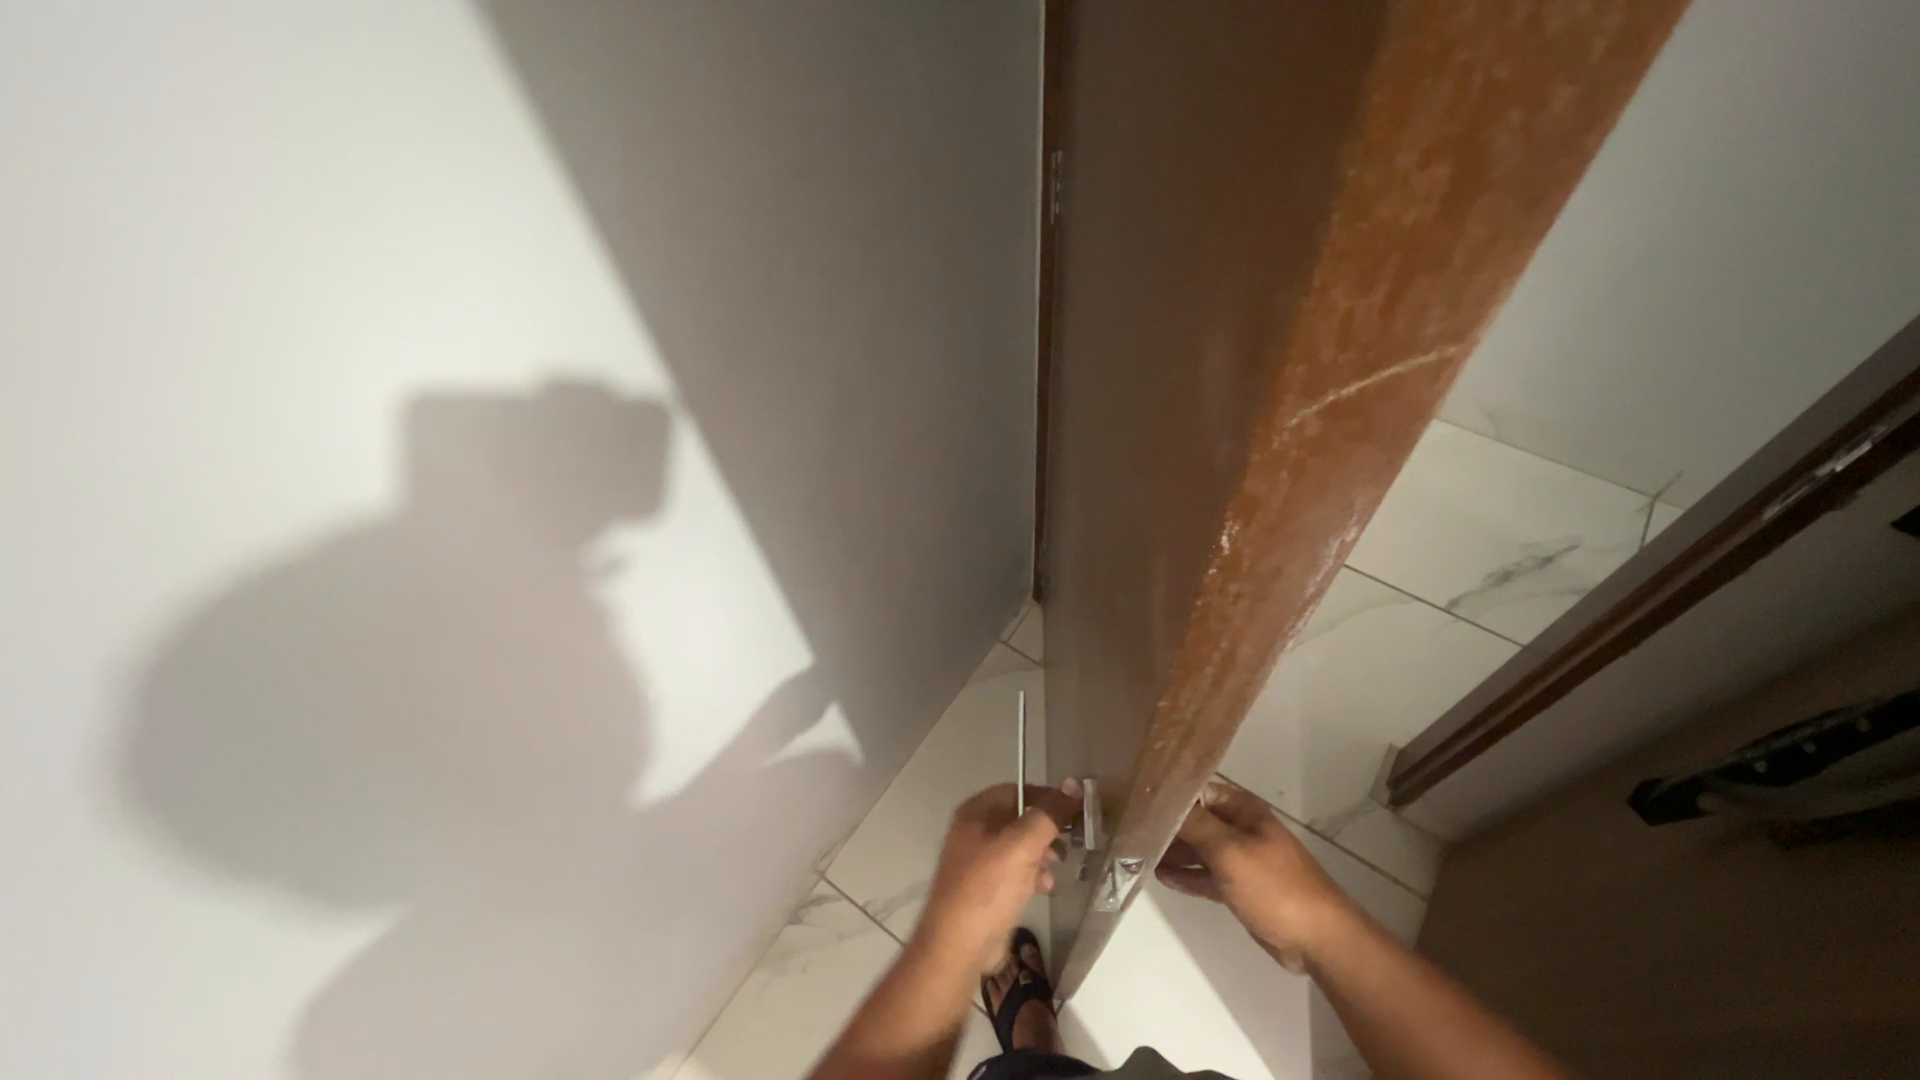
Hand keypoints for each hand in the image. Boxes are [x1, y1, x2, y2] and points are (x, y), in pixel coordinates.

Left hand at [917, 781, 1078, 971]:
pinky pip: (1015, 872)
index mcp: (976, 813)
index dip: (1045, 797)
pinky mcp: (986, 888)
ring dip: (1042, 855)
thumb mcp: (1022, 846)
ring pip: (1020, 847)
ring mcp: (979, 861)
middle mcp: (974, 832)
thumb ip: (1048, 815)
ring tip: (1055, 868)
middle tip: (1067, 843)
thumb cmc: (988, 887)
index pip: (1016, 791)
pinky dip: (1032, 876)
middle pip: (1019, 819)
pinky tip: (1043, 888)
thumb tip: (1073, 784)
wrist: (959, 945)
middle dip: (1045, 831)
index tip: (1072, 811)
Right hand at [1155, 780, 1360, 972]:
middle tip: (1129, 831)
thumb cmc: (1274, 885)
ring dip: (1172, 852)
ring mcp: (1240, 859)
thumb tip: (1160, 802)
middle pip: (1194, 820)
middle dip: (1166, 825)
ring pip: (1198, 849)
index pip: (1196, 791)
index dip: (1168, 795)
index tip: (1135, 800)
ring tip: (1137, 855)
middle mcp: (1239, 828)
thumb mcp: (1229, 850)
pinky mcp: (1239, 888)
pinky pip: (1206, 875)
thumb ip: (1194, 825)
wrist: (1318, 939)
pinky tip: (1161, 877)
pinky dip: (1187, 875)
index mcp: (1242, 810)